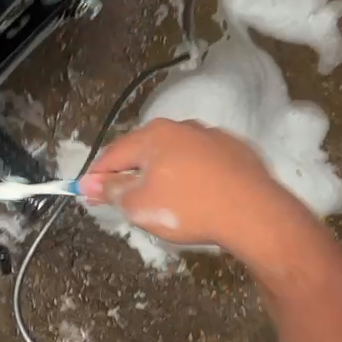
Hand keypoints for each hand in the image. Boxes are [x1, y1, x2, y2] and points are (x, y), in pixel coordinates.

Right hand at [78, 118, 309, 251]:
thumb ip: (111, 191)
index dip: (97, 176)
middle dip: (129, 173)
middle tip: (122, 200)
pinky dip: (190, 176)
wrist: (253, 213)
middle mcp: (181, 127)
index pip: (113, 153)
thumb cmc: (188, 208)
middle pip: (144, 150)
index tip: (87, 194)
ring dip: (161, 173)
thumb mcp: (139, 206)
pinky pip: (201, 162)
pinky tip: (194, 197)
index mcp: (153, 136)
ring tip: (160, 200)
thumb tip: (89, 183)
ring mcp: (211, 136)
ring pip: (174, 154)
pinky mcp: (236, 151)